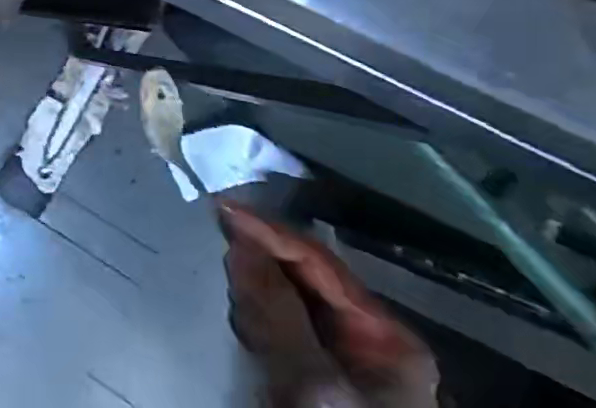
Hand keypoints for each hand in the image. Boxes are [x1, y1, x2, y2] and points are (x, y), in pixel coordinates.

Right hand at [220, 203, 438, 407]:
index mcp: (385, 336)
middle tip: (211, 233)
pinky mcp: (310, 375)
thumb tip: (239, 241)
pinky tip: (232, 308)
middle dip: (258, 252)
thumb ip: (276, 312)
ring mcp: (339, 358)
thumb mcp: (313, 387)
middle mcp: (365, 338)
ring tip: (215, 264)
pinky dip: (249, 308)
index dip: (269, 230)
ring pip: (284, 296)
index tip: (218, 209)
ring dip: (250, 278)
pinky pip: (274, 323)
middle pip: (303, 274)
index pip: (318, 261)